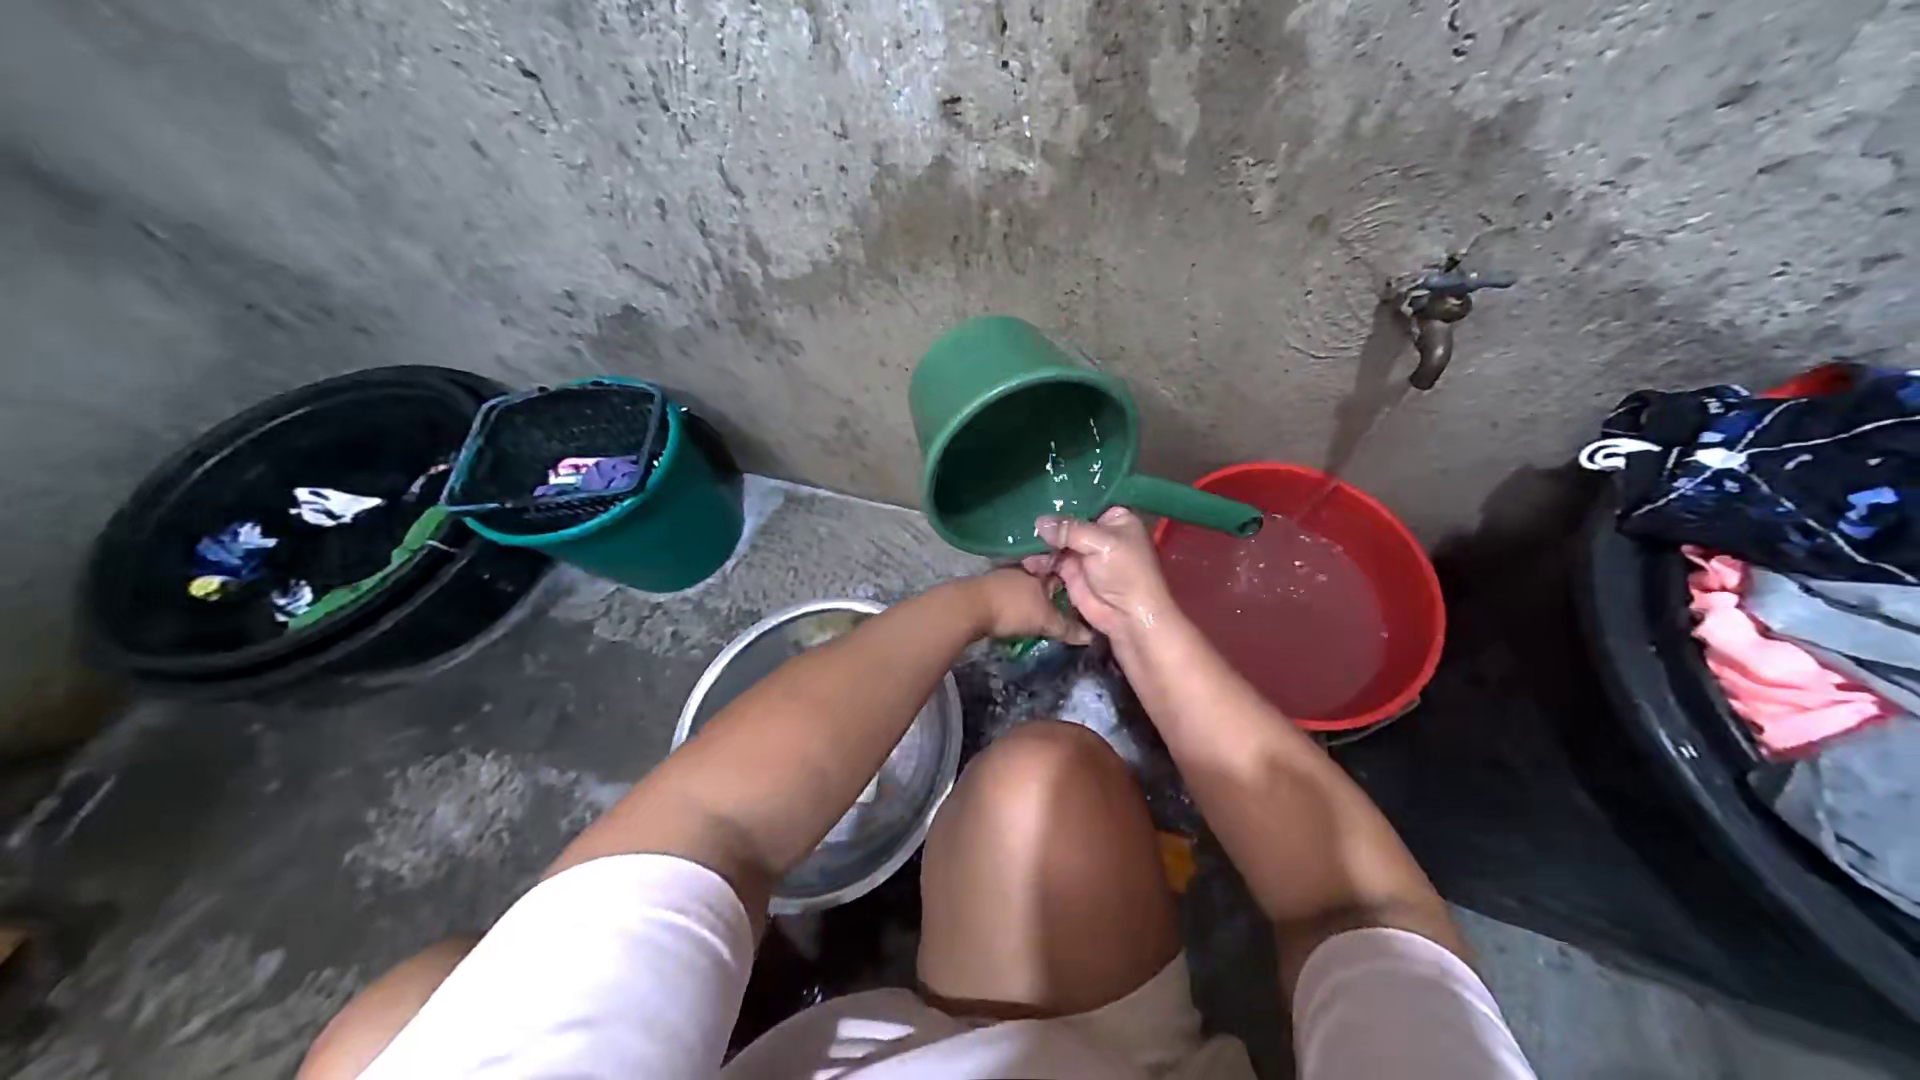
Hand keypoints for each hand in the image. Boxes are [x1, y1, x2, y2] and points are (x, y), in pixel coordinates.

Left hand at [959, 568, 1092, 643]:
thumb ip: (1067, 628)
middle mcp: (1021, 570)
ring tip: (1038, 613)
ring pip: (1022, 586)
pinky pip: (1006, 594)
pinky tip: (1014, 613)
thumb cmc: (1012, 609)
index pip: (1061, 573)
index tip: (1080, 596)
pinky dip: (1013, 603)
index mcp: (1039, 573)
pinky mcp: (985, 589)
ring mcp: (1000, 577)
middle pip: (1041, 579)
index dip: (1071, 584)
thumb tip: (1090, 636)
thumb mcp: (1045, 621)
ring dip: (1028, 597)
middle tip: (1059, 608)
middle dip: (1048, 592)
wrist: (968, 607)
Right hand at [1022, 507, 1174, 645]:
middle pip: (1068, 523)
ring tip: (1020, 542)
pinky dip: (1038, 559)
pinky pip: (1050, 560)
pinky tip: (1024, 558)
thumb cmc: (1124, 573)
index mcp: (1115, 519)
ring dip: (1040, 543)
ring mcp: (1083, 553)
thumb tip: (1039, 522)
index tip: (1038, 496)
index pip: (1086, 503)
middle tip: (1022, 521)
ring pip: (1056, 541)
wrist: (1127, 617)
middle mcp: (1098, 533)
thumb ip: (1069, 530)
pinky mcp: (1070, 572)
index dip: (1064, 502)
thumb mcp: (1101, 543)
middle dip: (1048, 524)